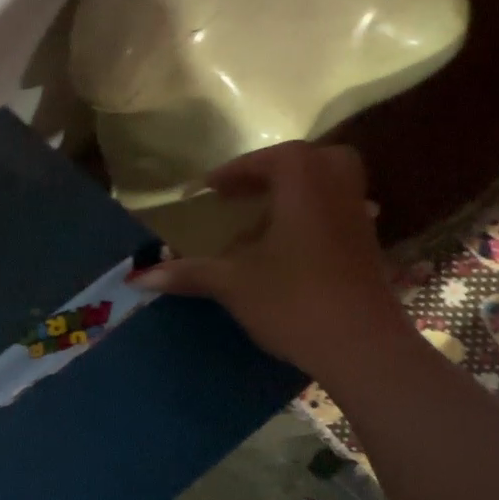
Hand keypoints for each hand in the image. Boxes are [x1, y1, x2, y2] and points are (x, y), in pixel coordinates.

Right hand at [132, 141, 415, 382]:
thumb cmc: (291, 301)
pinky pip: (334, 213)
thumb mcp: (232, 285)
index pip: (278, 158)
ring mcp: (356, 220)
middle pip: (314, 161)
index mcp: (306, 192)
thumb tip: (137, 276)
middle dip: (276, 170)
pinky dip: (306, 218)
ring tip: (257, 220)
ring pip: (329, 186)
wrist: (356, 341)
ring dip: (293, 193)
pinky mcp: (361, 247)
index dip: (241, 167)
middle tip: (242, 193)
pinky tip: (280, 249)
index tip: (209, 188)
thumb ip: (188, 273)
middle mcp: (337, 195)